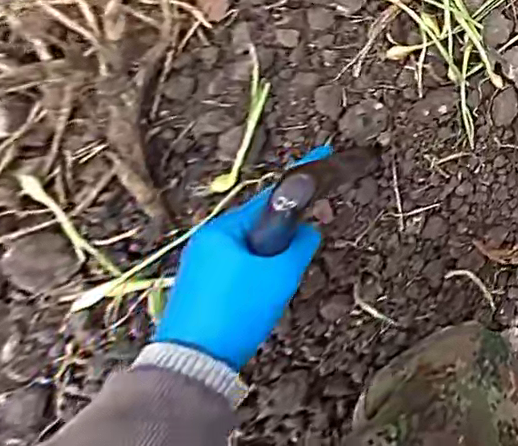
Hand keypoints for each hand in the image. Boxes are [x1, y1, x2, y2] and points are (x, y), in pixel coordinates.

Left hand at [154, 147, 328, 369]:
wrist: (193, 364)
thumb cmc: (240, 307)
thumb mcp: (284, 268)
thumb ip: (304, 238)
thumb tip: (309, 228)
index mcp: (223, 230)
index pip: (272, 194)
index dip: (302, 174)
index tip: (324, 153)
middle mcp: (208, 240)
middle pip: (263, 217)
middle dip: (293, 218)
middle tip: (323, 217)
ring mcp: (202, 263)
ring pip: (254, 239)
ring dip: (279, 242)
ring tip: (299, 253)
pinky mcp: (203, 284)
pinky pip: (243, 257)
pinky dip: (264, 257)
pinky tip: (278, 270)